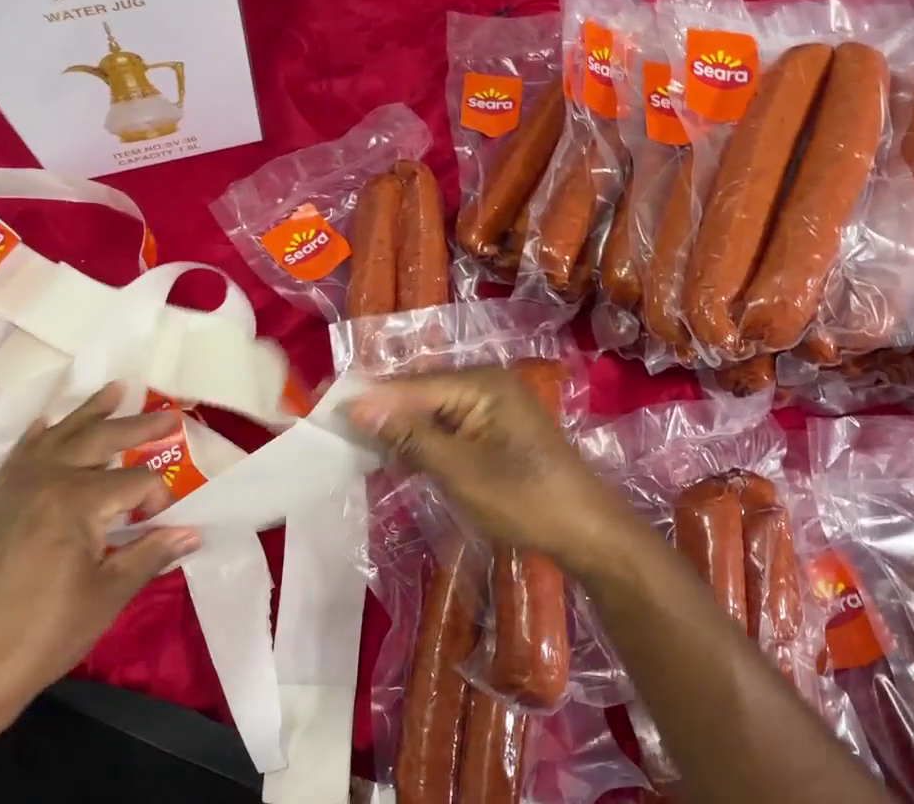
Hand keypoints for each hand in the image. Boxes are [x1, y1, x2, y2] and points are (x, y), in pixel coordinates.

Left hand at [0, 384, 201, 733]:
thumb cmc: (42, 636)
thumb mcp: (107, 596)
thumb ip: (150, 555)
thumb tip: (192, 532)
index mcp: (77, 501)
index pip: (136, 483)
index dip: (158, 500)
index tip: (166, 525)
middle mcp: (46, 479)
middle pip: (100, 440)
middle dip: (138, 427)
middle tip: (170, 413)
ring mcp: (14, 486)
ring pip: (60, 436)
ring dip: (90, 413)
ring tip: (115, 389)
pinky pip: (21, 453)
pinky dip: (40, 435)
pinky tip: (48, 422)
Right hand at [345, 367, 633, 574]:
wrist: (587, 531)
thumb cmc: (525, 499)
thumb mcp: (460, 470)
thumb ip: (410, 435)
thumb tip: (359, 407)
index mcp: (481, 382)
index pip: (411, 385)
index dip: (369, 400)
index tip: (326, 412)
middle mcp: (486, 383)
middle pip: (420, 393)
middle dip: (382, 414)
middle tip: (337, 433)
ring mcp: (493, 406)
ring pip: (432, 411)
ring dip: (401, 430)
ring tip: (358, 448)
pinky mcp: (496, 430)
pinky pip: (449, 426)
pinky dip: (424, 442)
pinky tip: (400, 457)